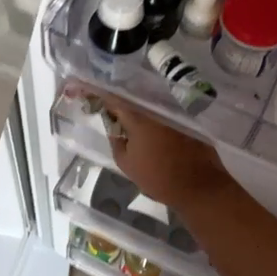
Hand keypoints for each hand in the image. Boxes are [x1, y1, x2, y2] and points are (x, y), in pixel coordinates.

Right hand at [84, 89, 231, 207]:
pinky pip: (160, 110)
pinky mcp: (186, 119)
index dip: (90, 90)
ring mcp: (173, 111)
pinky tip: (144, 123)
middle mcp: (155, 107)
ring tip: (119, 113)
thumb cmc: (159, 177)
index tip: (75, 88)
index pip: (109, 96)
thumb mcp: (126, 163)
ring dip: (131, 105)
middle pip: (128, 95)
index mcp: (137, 115)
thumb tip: (114, 126)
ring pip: (146, 101)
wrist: (201, 187)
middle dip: (112, 97)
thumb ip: (116, 139)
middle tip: (98, 103)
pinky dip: (149, 113)